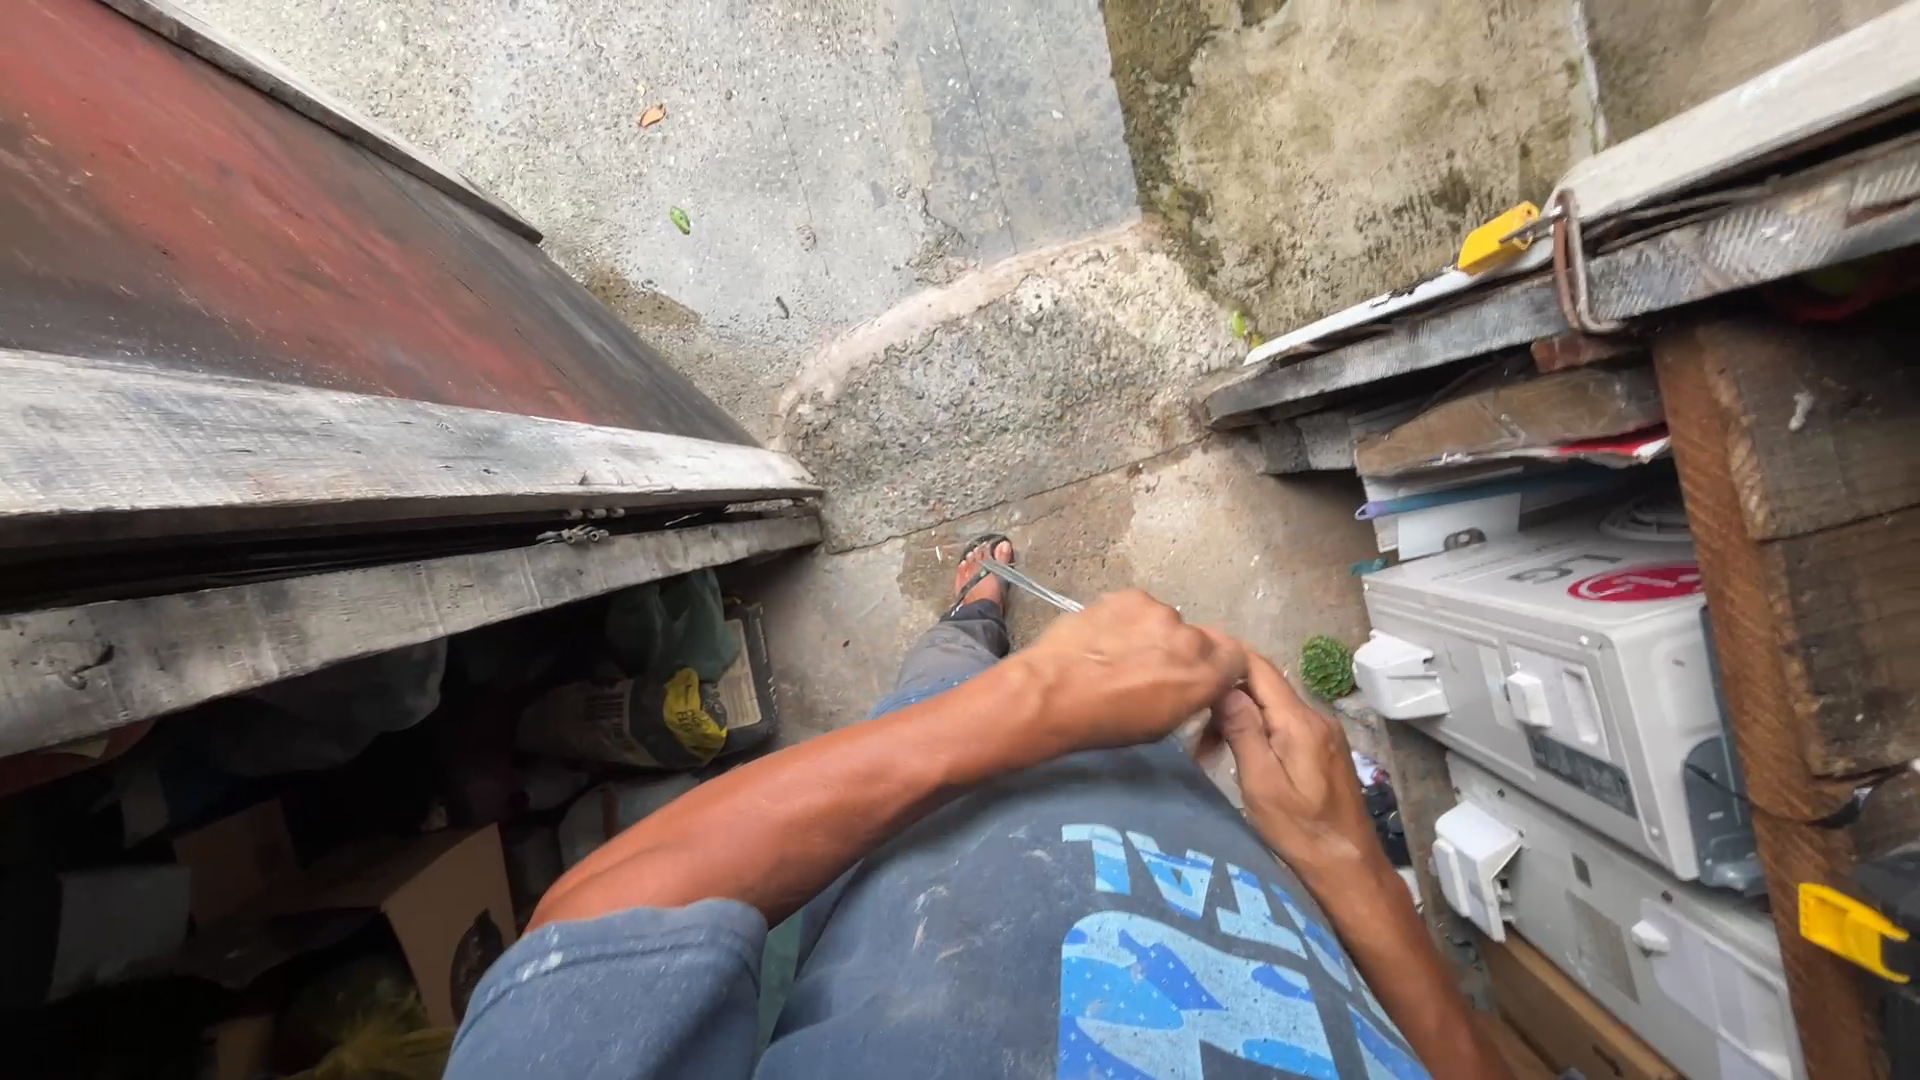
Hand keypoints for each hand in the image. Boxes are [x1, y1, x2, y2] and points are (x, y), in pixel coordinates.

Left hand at [1009, 590, 1246, 755]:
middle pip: (1197, 637)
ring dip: (1149, 632)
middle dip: (1178, 650)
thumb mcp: (1163, 723)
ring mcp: (1158, 612)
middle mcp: (1190, 638)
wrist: (1055, 691)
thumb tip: (1193, 681)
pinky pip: (1136, 607)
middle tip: (1148, 665)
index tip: (1196, 673)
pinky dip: (1125, 619)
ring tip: (1117, 650)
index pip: (1236, 657)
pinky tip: (1103, 635)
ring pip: (1164, 620)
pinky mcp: (1128, 595)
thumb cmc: (1108, 722)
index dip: (1217, 664)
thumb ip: (1190, 694)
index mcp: (1206, 675)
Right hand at [1213, 651, 1384, 885]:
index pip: (1259, 668)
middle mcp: (1315, 718)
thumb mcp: (1262, 783)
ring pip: (1270, 704)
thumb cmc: (1300, 831)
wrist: (1349, 868)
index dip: (1226, 656)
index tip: (1193, 659)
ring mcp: (1322, 732)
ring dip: (1238, 714)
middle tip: (1191, 718)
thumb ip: (1243, 731)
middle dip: (1226, 693)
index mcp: (1299, 722)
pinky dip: (1255, 727)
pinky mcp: (1321, 748)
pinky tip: (1237, 750)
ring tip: (1208, 745)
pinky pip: (1282, 722)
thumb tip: (1223, 686)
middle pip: (1263, 684)